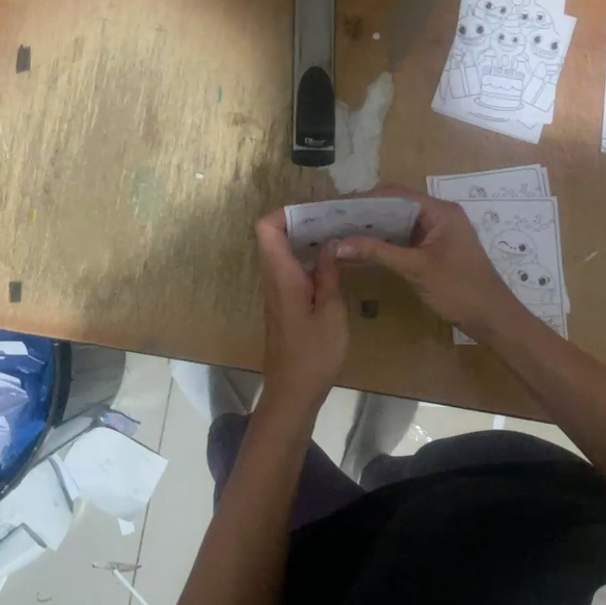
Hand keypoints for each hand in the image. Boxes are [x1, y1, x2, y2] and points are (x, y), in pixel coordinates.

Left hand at [253, 209, 349, 409]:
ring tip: (339, 235)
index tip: (317, 212)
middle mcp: (273, 279)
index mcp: (282, 276)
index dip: (285, 213)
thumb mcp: (332, 312)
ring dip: (306, 241)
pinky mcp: (284, 304)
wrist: (293, 391)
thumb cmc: (314, 353)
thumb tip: (329, 242)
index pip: (266, 229)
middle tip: (336, 220)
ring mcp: (276, 292)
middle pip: (274, 237)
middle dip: (302, 223)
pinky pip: (290, 269)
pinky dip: (308, 259)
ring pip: (283, 253)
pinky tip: (334, 263)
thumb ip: (328, 274)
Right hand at [334, 187, 526, 336]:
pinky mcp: (435, 247)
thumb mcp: (415, 268)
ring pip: (400, 221)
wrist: (491, 317)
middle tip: (335, 220)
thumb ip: (377, 252)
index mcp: (440, 211)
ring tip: (343, 231)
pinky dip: (386, 240)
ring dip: (374, 227)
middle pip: (396, 204)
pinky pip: (406, 236)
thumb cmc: (458, 289)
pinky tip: (364, 247)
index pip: (396, 195)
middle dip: (366, 212)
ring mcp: (438, 231)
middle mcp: (440, 214)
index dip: (365, 199)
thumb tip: (339, 244)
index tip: (338, 208)